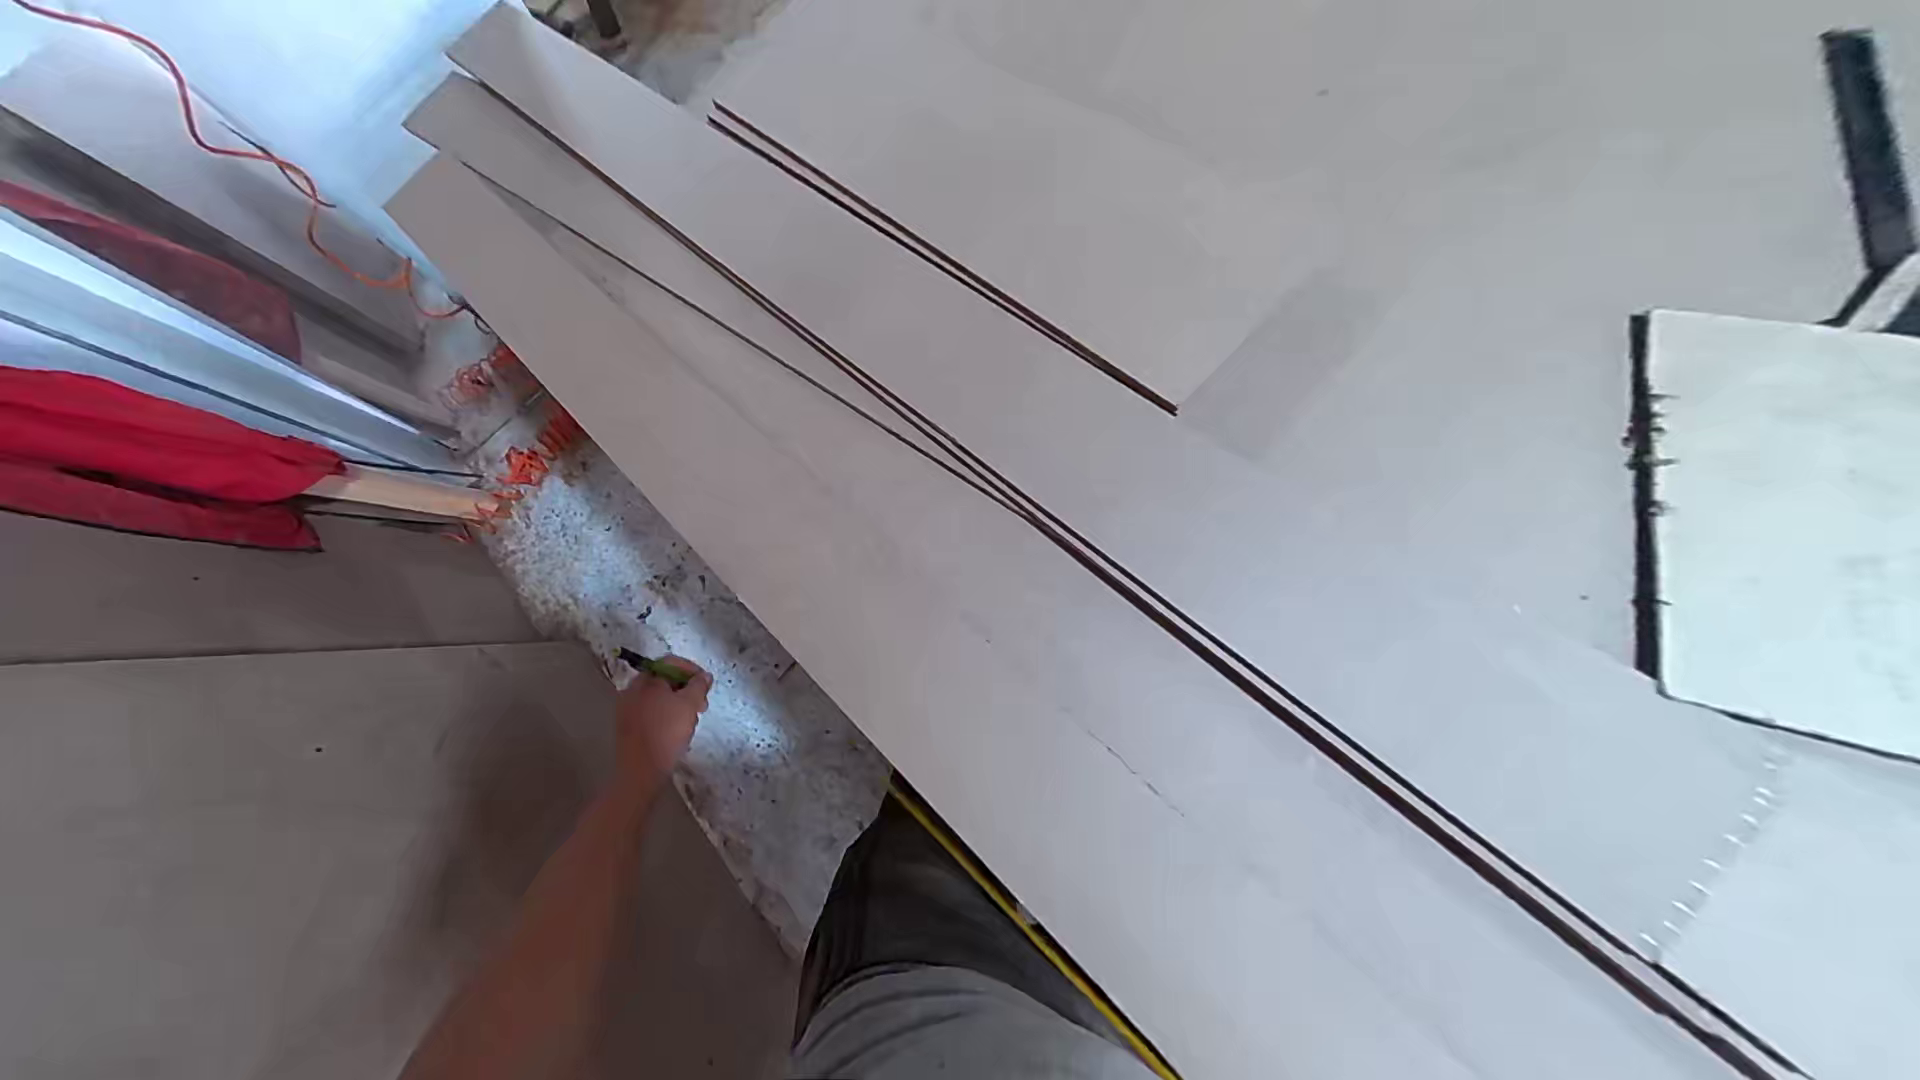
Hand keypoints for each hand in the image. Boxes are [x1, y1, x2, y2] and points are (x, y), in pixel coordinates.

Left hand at [612, 654, 711, 791]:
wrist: (641, 771)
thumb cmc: (667, 732)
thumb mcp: (690, 704)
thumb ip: (699, 685)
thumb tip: (704, 676)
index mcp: (645, 681)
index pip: (670, 662)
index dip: (691, 669)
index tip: (705, 684)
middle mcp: (632, 691)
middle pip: (664, 679)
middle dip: (686, 687)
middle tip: (701, 703)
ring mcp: (627, 709)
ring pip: (658, 696)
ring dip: (677, 702)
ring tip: (690, 718)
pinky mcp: (627, 726)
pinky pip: (650, 711)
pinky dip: (665, 714)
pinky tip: (675, 729)